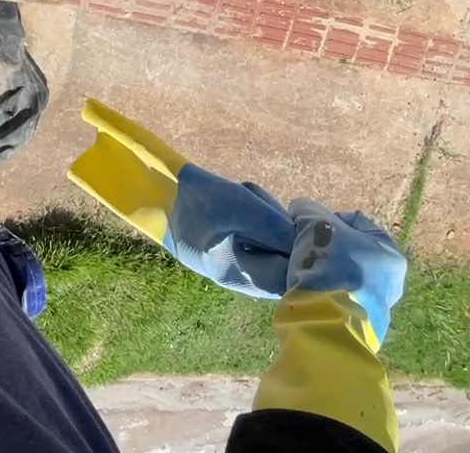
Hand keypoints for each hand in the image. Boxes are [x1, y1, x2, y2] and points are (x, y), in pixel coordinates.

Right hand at [164, 164, 294, 298]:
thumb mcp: (241, 208)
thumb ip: (278, 228)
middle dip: (280, 225)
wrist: (160, 192)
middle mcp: (246, 276)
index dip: (299, 245)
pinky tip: (241, 197)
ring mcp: (242, 260)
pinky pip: (262, 233)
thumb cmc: (198, 202)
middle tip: (256, 201)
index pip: (294, 272)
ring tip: (243, 195)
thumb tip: (309, 241)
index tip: (290, 219)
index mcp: (244, 277)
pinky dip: (258, 212)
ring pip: (276, 241)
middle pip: (287, 257)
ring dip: (268, 214)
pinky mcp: (237, 244)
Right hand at [285, 201, 406, 341]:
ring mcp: (380, 305)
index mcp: (390, 251)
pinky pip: (339, 295)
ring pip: (343, 273)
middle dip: (324, 245)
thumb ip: (307, 209)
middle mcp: (392, 279)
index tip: (308, 228)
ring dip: (323, 268)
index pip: (355, 220)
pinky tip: (308, 289)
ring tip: (302, 269)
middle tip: (303, 247)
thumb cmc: (329, 262)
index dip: (327, 218)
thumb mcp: (313, 220)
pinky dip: (323, 289)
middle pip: (349, 248)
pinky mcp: (363, 324)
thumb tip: (302, 212)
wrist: (328, 318)